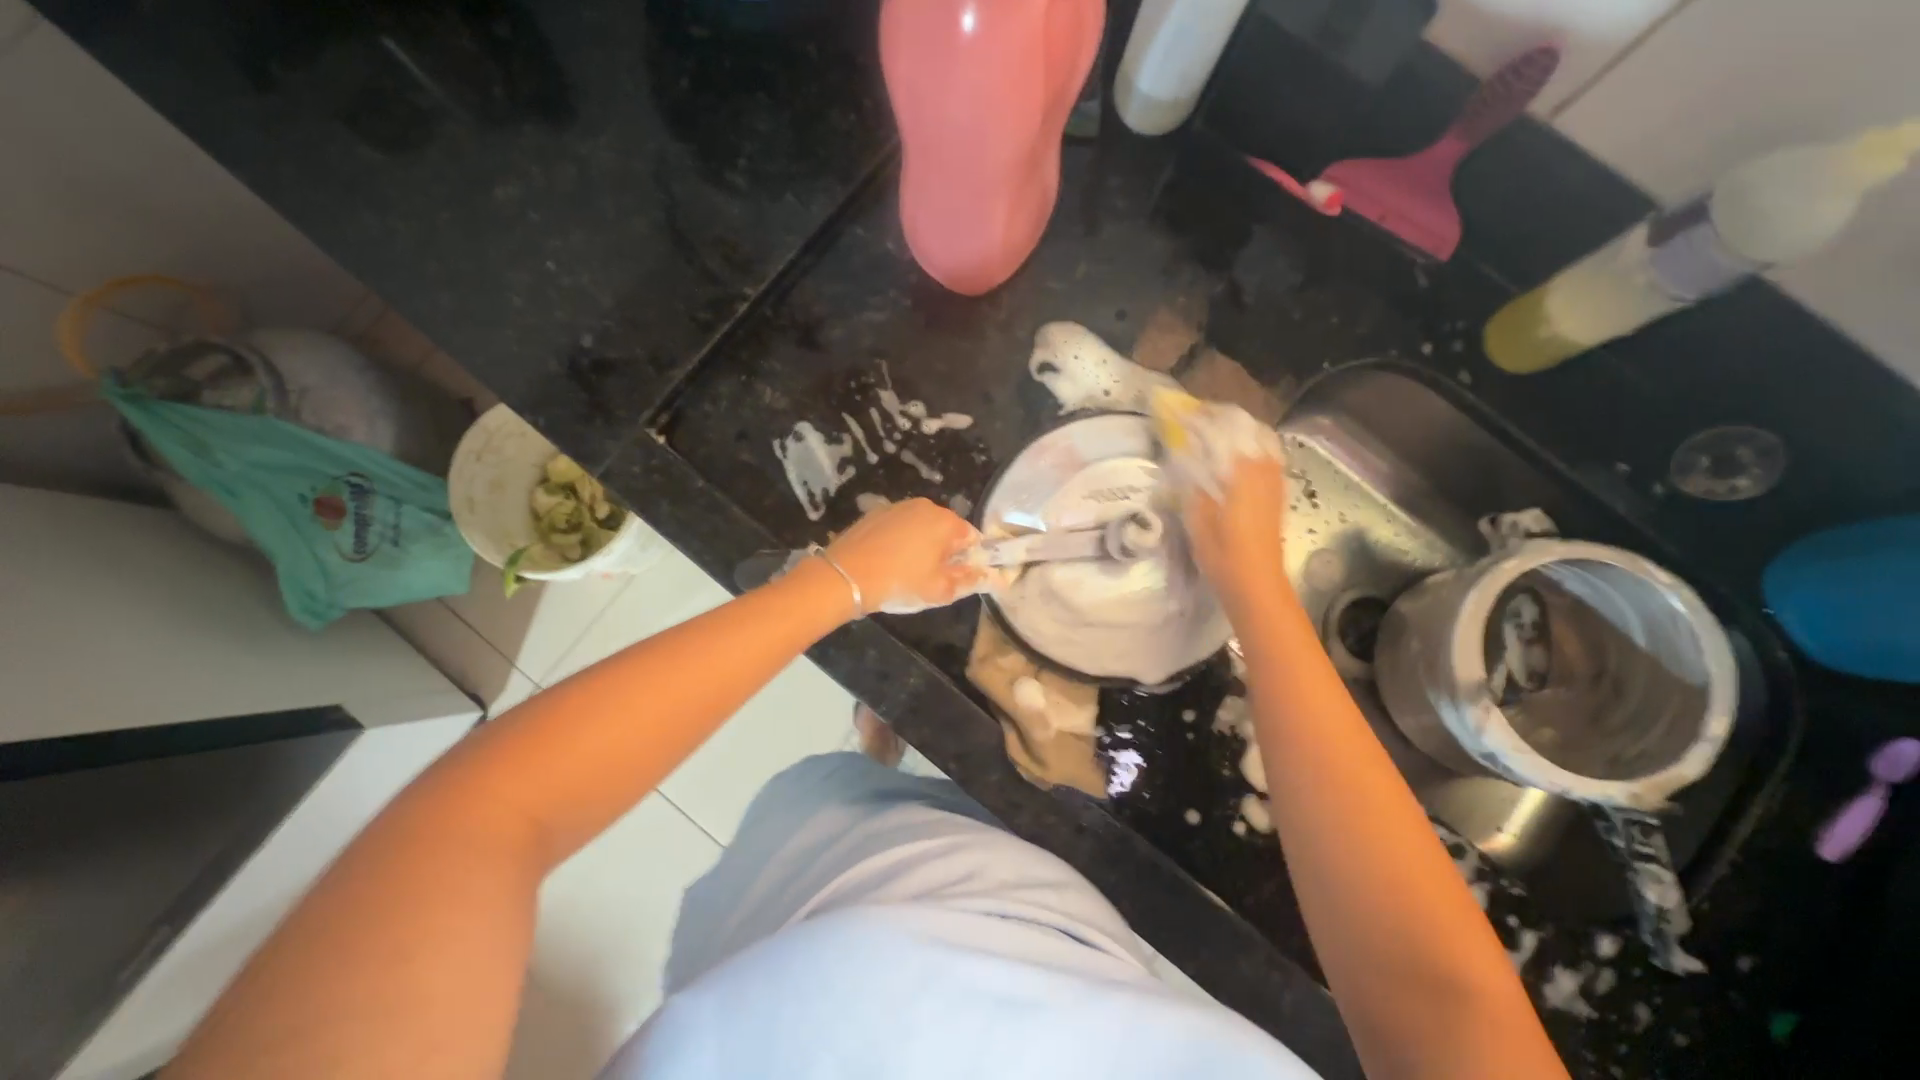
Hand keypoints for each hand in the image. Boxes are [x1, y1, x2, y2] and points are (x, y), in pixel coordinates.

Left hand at [824, 498, 985, 615]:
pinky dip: (899, 541)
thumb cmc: (900, 583)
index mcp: (946, 522)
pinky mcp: (875, 512)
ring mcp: (898, 507)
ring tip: (905, 571)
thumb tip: (997, 577)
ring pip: (922, 527)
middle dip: (944, 551)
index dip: (968, 560)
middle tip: (929, 578)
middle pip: (946, 529)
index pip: (972, 538)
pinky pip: (899, 527)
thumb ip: (971, 580)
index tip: (954, 579)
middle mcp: (925, 506)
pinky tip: (887, 561)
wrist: (845, 576)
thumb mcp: (940, 590)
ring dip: (921, 545)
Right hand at [1157, 398, 1289, 612]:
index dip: (1197, 418)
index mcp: (1239, 471)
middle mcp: (1261, 467)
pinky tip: (1234, 452)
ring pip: (1259, 437)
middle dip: (1219, 417)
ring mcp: (1273, 478)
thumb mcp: (1197, 519)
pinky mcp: (1277, 491)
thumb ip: (1193, 483)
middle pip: (1243, 426)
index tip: (1178, 413)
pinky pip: (1267, 453)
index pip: (1218, 430)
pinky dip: (1250, 443)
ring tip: (1214, 429)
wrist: (1258, 584)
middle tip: (1195, 417)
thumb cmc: (1224, 555)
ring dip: (1236, 428)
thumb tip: (1183, 456)